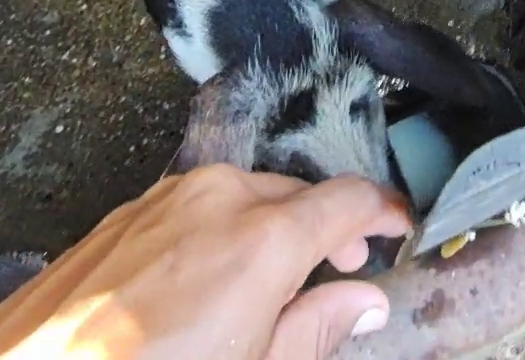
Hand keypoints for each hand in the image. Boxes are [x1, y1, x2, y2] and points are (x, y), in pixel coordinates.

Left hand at [0, 165, 412, 359]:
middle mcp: (220, 196)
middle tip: (339, 270)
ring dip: (273, 225)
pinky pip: (196, 204)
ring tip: (270, 281)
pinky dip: (223, 228)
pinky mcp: (125, 210)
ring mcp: (166, 196)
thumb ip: (317, 330)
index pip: (348, 200)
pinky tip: (204, 279)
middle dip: (327, 226)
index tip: (400, 225)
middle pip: (298, 194)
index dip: (383, 211)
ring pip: (247, 194)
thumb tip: (364, 301)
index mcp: (263, 237)